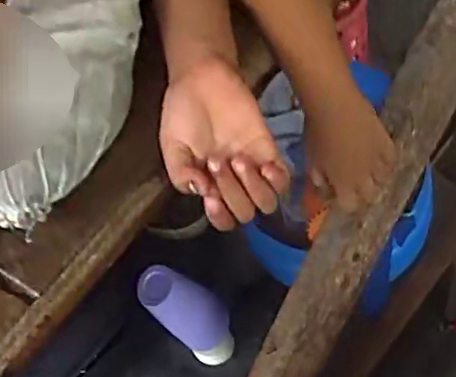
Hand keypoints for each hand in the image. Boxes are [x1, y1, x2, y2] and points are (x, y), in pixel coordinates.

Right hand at [160, 56, 291, 229]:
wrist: (201, 77)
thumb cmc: (183, 113)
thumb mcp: (172, 146)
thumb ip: (181, 174)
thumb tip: (201, 192)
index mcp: (213, 190)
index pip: (225, 221)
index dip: (220, 217)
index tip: (210, 196)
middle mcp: (237, 187)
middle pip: (246, 214)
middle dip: (231, 192)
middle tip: (216, 160)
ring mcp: (255, 172)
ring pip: (266, 204)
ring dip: (253, 188)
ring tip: (237, 159)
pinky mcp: (270, 154)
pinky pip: (283, 183)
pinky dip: (277, 181)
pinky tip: (265, 166)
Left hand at [304, 93, 394, 212]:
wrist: (332, 102)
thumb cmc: (317, 133)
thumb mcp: (312, 161)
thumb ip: (319, 180)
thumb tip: (324, 189)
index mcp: (344, 187)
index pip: (350, 206)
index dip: (346, 202)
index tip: (341, 194)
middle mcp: (364, 181)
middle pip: (369, 197)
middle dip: (363, 193)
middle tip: (356, 183)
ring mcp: (377, 163)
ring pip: (383, 181)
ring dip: (377, 178)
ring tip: (371, 171)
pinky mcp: (386, 144)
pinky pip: (392, 160)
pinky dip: (387, 162)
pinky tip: (381, 158)